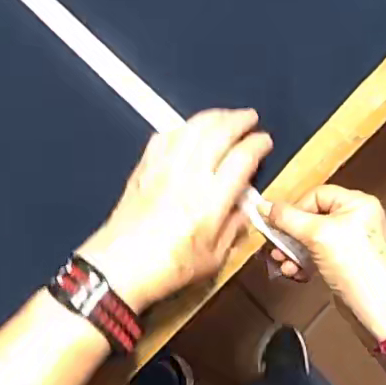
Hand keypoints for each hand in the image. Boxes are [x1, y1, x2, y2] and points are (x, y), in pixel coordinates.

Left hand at [77, 109, 273, 310]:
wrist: (120, 266)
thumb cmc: (168, 267)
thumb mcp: (214, 257)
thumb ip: (234, 227)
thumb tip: (245, 208)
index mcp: (211, 199)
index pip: (241, 158)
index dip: (257, 144)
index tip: (265, 140)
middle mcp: (187, 176)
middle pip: (217, 133)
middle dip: (237, 120)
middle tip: (249, 118)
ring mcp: (162, 168)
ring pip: (190, 128)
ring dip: (211, 117)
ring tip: (224, 117)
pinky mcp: (143, 168)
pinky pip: (163, 137)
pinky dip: (180, 128)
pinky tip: (188, 130)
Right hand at [262, 185, 385, 337]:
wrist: (375, 307)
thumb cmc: (356, 267)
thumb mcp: (316, 235)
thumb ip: (286, 218)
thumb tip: (263, 206)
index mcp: (357, 203)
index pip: (315, 195)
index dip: (295, 210)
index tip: (280, 225)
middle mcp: (355, 218)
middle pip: (309, 216)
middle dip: (289, 234)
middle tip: (276, 245)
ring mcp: (349, 239)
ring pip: (309, 236)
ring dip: (291, 250)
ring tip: (283, 262)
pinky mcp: (343, 258)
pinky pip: (315, 251)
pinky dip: (302, 260)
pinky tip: (295, 271)